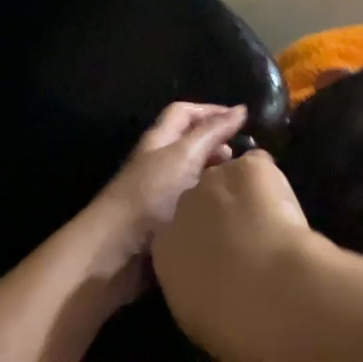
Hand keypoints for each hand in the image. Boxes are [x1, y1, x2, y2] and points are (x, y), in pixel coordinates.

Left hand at [86, 102, 247, 301]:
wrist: (115, 253)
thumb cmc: (149, 195)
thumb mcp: (184, 157)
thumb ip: (211, 133)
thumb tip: (240, 109)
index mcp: (159, 140)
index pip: (185, 113)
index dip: (211, 112)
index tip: (243, 120)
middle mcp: (158, 163)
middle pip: (190, 144)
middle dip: (218, 146)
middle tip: (247, 159)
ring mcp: (160, 195)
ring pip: (194, 176)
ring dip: (216, 177)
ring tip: (241, 187)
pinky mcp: (164, 224)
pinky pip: (193, 206)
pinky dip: (211, 204)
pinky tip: (229, 214)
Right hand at [151, 149, 316, 355]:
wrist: (265, 290)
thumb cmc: (229, 316)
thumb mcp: (197, 314)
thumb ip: (194, 288)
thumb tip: (206, 286)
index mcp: (166, 246)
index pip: (176, 232)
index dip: (198, 238)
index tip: (218, 252)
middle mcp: (185, 205)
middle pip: (200, 198)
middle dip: (218, 211)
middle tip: (245, 235)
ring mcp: (216, 179)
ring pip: (231, 177)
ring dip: (245, 194)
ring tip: (269, 221)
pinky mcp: (249, 167)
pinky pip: (259, 166)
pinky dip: (271, 182)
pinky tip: (284, 207)